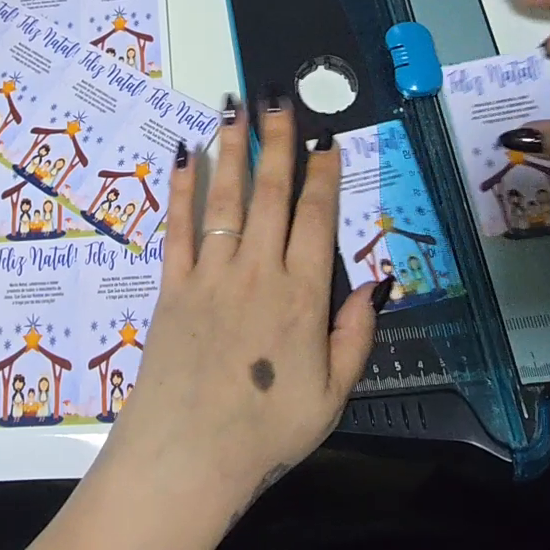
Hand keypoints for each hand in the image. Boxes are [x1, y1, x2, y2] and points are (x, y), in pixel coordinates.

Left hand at [31, 95, 380, 549]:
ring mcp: (211, 272)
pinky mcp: (173, 282)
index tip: (326, 139)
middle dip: (278, 141)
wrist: (189, 452)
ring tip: (234, 107)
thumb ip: (355, 334)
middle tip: (278, 96)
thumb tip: (376, 282)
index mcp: (301, 296)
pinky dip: (183, 188)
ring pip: (226, 198)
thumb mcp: (333, 395)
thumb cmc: (266, 429)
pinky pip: (178, 226)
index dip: (325, 175)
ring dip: (232, 149)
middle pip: (272, 193)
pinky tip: (187, 155)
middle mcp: (257, 271)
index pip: (318, 219)